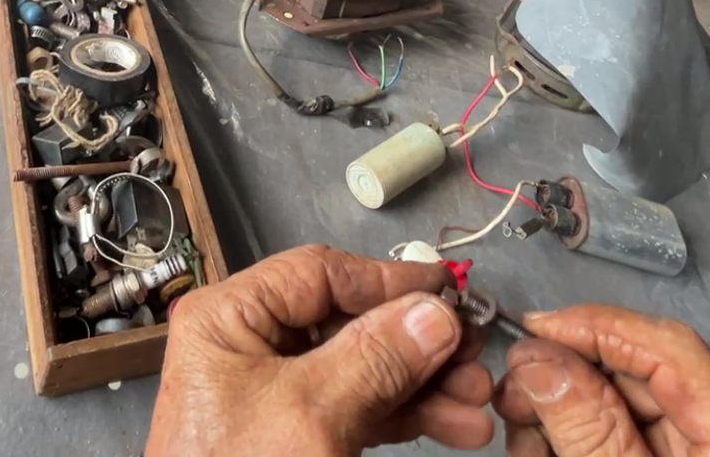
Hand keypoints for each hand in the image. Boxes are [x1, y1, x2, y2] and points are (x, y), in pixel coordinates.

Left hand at [147, 244, 494, 454]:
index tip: (449, 289)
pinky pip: (356, 408)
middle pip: (345, 321)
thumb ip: (376, 357)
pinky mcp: (294, 435)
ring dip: (421, 382)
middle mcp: (249, 343)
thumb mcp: (311, 416)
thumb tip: (437, 312)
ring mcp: (273, 392)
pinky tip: (457, 425)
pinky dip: (404, 415)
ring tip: (480, 397)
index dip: (386, 281)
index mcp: (229, 316)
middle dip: (414, 340)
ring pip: (359, 367)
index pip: (317, 274)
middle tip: (476, 351)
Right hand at [494, 304, 709, 456]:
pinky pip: (621, 437)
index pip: (672, 348)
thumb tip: (535, 352)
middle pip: (638, 373)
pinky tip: (540, 448)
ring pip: (619, 403)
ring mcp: (704, 456)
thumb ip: (590, 431)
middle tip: (509, 394)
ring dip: (557, 409)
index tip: (531, 330)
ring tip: (519, 433)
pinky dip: (571, 437)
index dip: (597, 324)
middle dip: (563, 373)